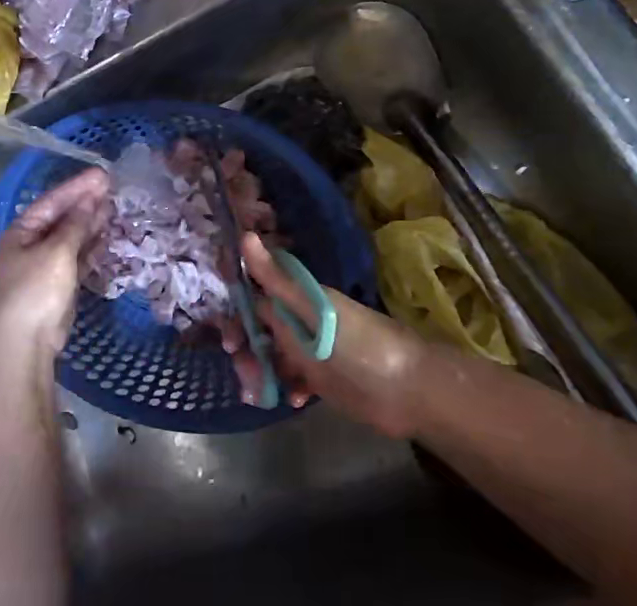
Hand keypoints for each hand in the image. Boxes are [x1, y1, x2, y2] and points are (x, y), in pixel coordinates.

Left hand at [0, 168, 110, 356]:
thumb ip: (76, 224)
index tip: (103, 174)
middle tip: (113, 188)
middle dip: (86, 203)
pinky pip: (76, 258)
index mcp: (22, 231)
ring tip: (114, 208)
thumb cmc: (35, 290)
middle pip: (61, 218)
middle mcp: (30, 244)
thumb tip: (91, 200)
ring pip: (71, 238)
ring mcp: (43, 266)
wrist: (23, 344)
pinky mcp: (57, 286)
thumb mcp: (57, 252)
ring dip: (91, 224)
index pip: (53, 201)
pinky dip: (90, 247)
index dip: (78, 187)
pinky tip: (106, 238)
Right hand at [232, 232, 432, 437]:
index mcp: (298, 299)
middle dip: (247, 353)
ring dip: (261, 374)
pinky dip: (285, 389)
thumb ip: (276, 279)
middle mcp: (301, 321)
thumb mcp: (312, 309)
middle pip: (259, 332)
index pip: (255, 300)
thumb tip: (244, 235)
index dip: (236, 316)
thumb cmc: (359, 344)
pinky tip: (292, 400)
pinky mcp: (322, 380)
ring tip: (260, 395)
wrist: (409, 390)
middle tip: (246, 375)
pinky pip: (291, 381)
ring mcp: (311, 351)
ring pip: (272, 358)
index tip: (228, 340)